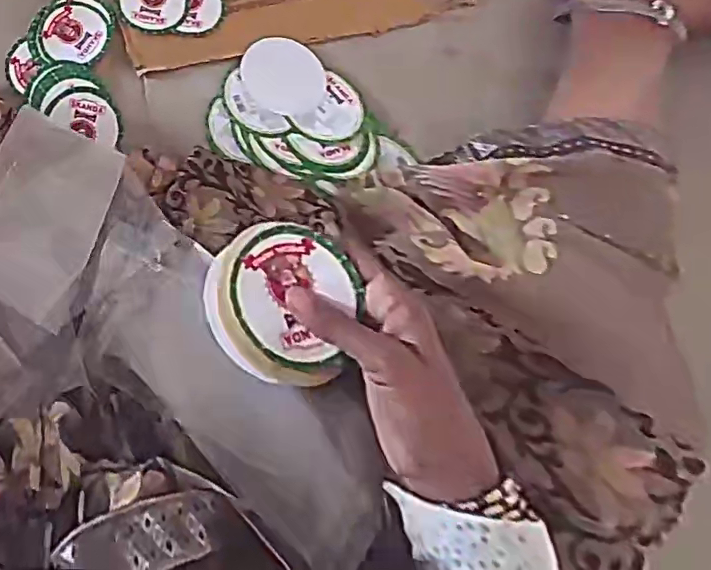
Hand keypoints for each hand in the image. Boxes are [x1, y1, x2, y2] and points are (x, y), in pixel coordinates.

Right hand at [282, 238, 498, 503]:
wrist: (444, 476)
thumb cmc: (426, 412)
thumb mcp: (384, 362)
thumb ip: (339, 326)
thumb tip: (293, 291)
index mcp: (397, 303)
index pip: (357, 258)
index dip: (326, 243)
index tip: (288, 233)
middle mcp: (383, 314)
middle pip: (340, 280)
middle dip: (307, 270)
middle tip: (266, 261)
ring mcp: (371, 340)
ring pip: (332, 308)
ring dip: (304, 299)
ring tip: (266, 286)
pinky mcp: (359, 364)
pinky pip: (329, 335)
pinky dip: (308, 327)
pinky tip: (282, 323)